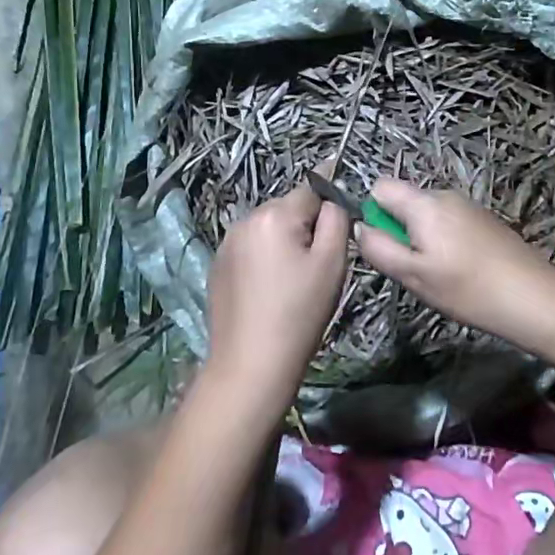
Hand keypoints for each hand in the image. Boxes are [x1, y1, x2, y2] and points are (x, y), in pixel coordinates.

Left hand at [204, 181, 349, 404]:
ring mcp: (226, 244)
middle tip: (315, 268)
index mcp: (273, 215)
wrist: (251, 363)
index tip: (336, 239)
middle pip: (286, 209)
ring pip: (267, 229)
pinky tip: (268, 291)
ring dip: (282, 242)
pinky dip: (263, 259)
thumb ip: (336, 220)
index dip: (329, 211)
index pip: (311, 191)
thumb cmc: (299, 312)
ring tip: (291, 281)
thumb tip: (332, 202)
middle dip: (303, 228)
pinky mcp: (218, 267)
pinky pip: (249, 249)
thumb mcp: (331, 263)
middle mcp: (244, 220)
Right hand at [355, 178, 554, 354]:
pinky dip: (445, 243)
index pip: (380, 187)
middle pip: (404, 202)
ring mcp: (468, 206)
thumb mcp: (413, 275)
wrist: (534, 299)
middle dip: (399, 230)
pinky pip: (448, 223)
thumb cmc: (467, 289)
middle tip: (413, 269)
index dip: (373, 213)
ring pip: (426, 216)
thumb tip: (358, 227)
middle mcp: (444, 195)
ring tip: (440, 275)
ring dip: (423, 240)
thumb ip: (379, 248)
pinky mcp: (484, 220)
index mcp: (423, 204)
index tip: (385, 245)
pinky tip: (461, 272)